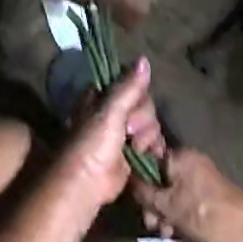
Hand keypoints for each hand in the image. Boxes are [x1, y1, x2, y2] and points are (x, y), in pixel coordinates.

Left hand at [53, 57, 165, 210]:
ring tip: (135, 147)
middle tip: (129, 132)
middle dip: (142, 120)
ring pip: (151, 123)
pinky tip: (149, 154)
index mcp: (102, 97)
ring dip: (148, 136)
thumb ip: (128, 88)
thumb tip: (144, 59)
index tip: (131, 107)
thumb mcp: (110, 112)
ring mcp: (123, 132)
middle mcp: (112, 111)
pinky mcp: (133, 151)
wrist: (87, 182)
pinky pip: (154, 141)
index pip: (131, 84)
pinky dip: (154, 147)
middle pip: (145, 104)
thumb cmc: (92, 143)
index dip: (137, 96)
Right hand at [132, 147, 242, 241]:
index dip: (139, 182)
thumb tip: (127, 180)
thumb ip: (144, 192)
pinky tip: (177, 233)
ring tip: (165, 233)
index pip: (148, 161)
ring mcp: (204, 178)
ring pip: (173, 192)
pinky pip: (187, 199)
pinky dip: (179, 214)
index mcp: (182, 157)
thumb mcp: (169, 206)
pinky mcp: (212, 194)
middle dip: (153, 202)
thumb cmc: (208, 218)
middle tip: (152, 224)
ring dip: (165, 212)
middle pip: (160, 178)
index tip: (137, 204)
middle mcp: (193, 162)